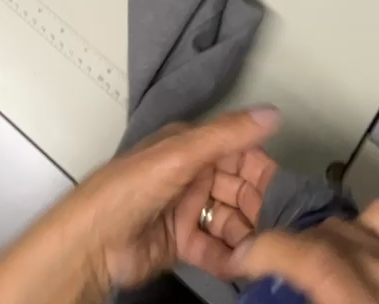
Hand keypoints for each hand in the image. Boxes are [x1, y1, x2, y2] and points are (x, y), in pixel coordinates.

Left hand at [0, 107, 281, 303]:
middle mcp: (191, 175)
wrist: (92, 241)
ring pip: (229, 220)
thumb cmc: (129, 188)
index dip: (262, 170)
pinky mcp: (180, 243)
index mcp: (190, 145)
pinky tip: (244, 265)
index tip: (286, 190)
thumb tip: (270, 112)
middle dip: (258, 207)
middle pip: (237, 189)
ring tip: (266, 250)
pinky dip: (230, 258)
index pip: (238, 152)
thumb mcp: (181, 153)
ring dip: (247, 235)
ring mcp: (186, 210)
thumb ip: (228, 134)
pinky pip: (214, 248)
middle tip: (281, 226)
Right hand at [231, 198, 378, 303]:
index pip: (316, 258)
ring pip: (355, 225)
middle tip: (263, 276)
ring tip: (303, 267)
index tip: (238, 264)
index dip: (267, 250)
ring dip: (319, 239)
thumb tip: (278, 297)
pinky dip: (362, 230)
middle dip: (286, 249)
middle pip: (329, 237)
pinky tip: (353, 255)